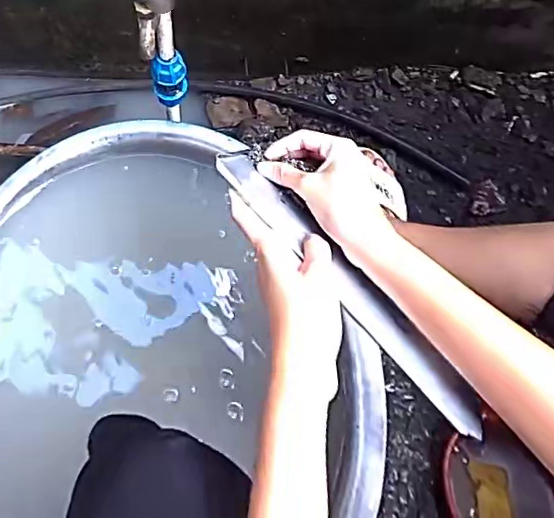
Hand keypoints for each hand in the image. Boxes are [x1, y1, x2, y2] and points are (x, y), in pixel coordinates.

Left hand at [229, 191, 340, 397]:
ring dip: (289, 250)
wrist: (304, 365)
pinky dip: (299, 272)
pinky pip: (288, 278)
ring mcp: (271, 287)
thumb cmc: (305, 322)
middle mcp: (264, 268)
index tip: (233, 188)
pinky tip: (315, 278)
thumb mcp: (320, 274)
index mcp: (268, 252)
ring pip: (278, 258)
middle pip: (265, 237)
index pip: (246, 218)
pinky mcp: (282, 304)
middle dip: (273, 224)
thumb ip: (316, 251)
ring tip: (307, 243)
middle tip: (279, 209)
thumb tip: (313, 242)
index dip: (239, 200)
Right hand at [260, 130, 400, 253]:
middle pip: (308, 148)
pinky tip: (297, 188)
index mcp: (340, 147)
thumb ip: (283, 173)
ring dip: (297, 169)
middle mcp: (346, 156)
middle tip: (273, 166)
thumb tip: (268, 167)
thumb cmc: (349, 213)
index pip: (302, 137)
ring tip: (283, 177)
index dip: (282, 146)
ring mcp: (347, 171)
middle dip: (288, 157)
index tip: (269, 156)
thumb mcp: (307, 187)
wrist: (367, 241)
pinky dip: (307, 179)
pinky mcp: (345, 187)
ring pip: (314, 163)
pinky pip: (321, 176)